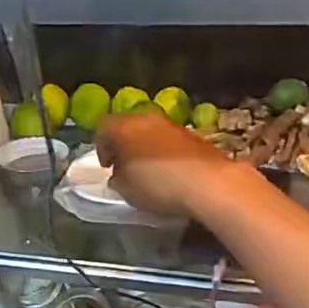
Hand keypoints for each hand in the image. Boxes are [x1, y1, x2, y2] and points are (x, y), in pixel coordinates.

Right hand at [96, 112, 254, 219]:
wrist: (207, 182)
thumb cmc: (157, 184)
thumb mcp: (126, 189)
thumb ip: (117, 179)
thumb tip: (119, 175)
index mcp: (125, 127)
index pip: (103, 129)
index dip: (101, 148)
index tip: (107, 166)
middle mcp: (147, 118)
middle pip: (128, 126)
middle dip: (123, 145)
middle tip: (124, 166)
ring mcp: (172, 125)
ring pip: (150, 131)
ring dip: (145, 148)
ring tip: (147, 171)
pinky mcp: (193, 135)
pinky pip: (169, 141)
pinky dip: (164, 152)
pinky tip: (168, 172)